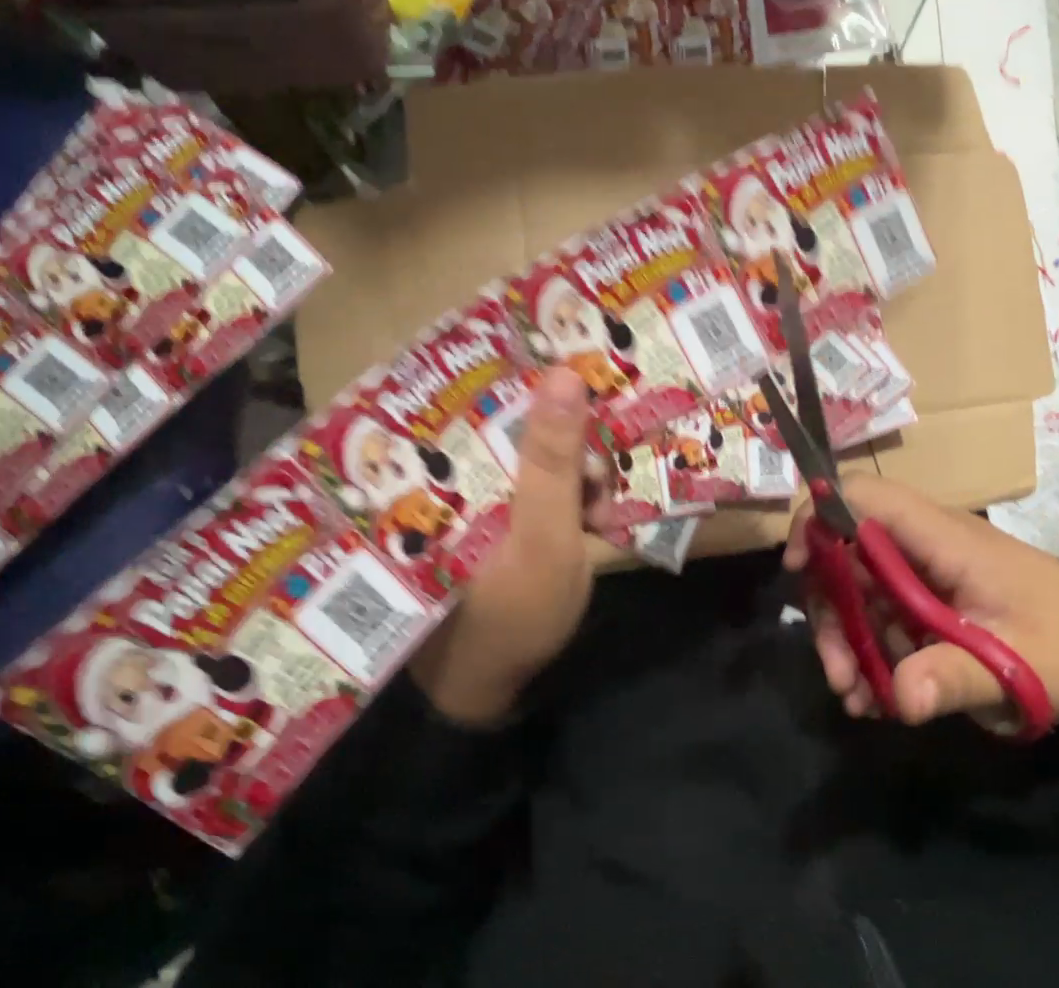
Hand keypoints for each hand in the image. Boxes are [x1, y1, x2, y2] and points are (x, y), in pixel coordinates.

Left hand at [406, 367, 596, 725]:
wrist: (484, 686)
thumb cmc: (512, 613)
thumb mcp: (545, 534)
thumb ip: (554, 459)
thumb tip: (564, 371)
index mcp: (452, 468)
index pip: (495, 393)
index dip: (546, 381)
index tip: (595, 379)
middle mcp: (455, 472)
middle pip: (521, 422)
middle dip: (576, 440)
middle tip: (606, 474)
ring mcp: (474, 496)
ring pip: (535, 455)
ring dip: (579, 476)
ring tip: (600, 514)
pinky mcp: (491, 519)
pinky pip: (535, 485)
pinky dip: (568, 496)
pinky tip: (592, 519)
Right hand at [784, 475, 1058, 728]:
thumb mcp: (1021, 668)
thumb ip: (957, 678)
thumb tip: (900, 699)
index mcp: (947, 541)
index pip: (867, 496)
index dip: (820, 518)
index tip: (798, 570)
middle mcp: (927, 550)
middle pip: (846, 554)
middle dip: (829, 611)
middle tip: (839, 676)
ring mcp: (928, 580)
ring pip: (857, 593)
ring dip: (846, 643)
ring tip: (858, 702)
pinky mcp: (932, 608)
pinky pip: (882, 621)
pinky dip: (871, 656)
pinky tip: (881, 702)